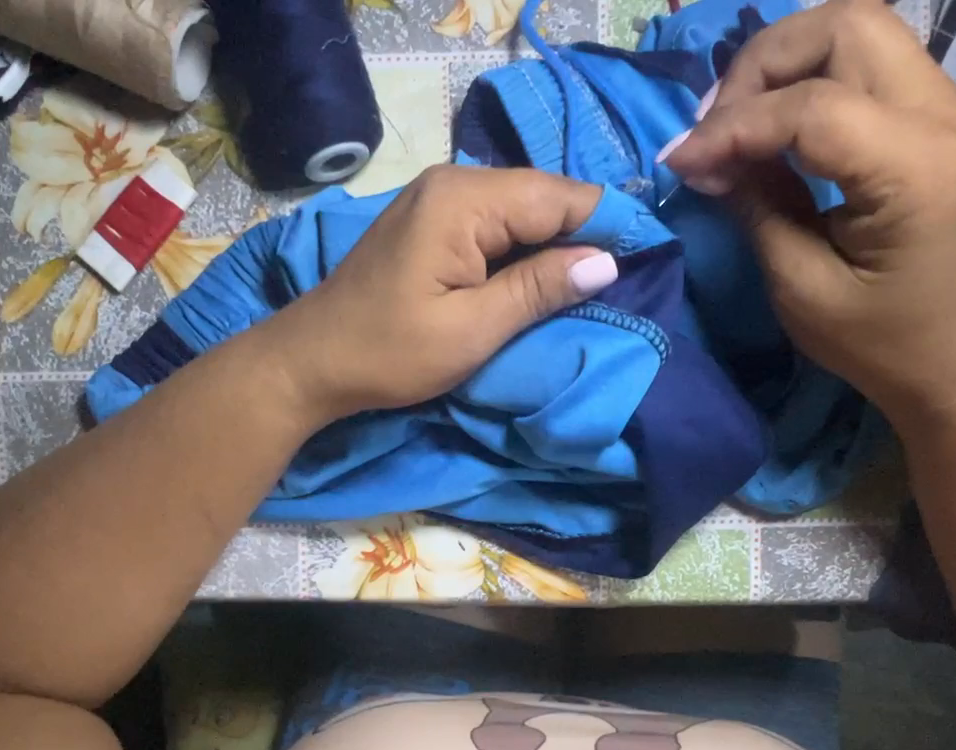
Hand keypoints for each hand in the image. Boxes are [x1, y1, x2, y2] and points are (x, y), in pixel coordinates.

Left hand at [248, 165, 617, 425]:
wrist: (310, 362)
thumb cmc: (389, 353)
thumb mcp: (472, 330)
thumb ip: (539, 290)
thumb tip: (607, 262)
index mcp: (464, 200)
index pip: (559, 197)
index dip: (606, 226)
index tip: (645, 263)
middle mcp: (452, 182)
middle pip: (541, 197)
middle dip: (581, 236)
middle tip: (620, 281)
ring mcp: (437, 198)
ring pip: (520, 211)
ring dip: (553, 245)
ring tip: (587, 284)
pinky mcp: (429, 222)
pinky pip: (493, 224)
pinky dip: (521, 250)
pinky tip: (538, 279)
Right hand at [661, 0, 955, 417]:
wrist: (948, 352)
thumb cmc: (874, 339)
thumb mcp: (800, 287)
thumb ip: (756, 207)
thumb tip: (702, 159)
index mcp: (916, 170)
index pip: (813, 107)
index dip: (734, 126)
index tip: (680, 162)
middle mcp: (944, 114)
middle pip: (844, 25)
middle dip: (761, 65)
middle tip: (713, 128)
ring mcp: (945, 102)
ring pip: (853, 26)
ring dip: (781, 63)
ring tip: (735, 122)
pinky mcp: (930, 110)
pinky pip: (862, 58)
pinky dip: (804, 77)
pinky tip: (770, 124)